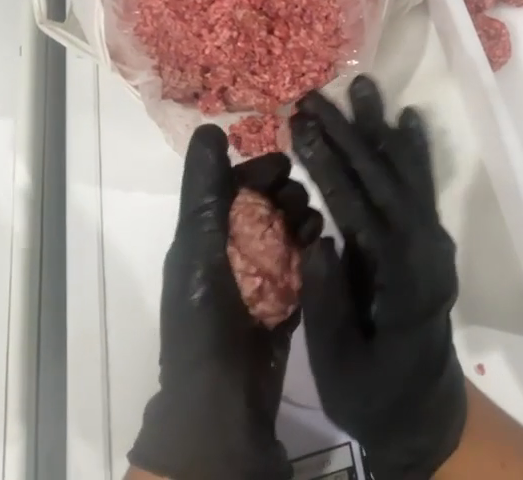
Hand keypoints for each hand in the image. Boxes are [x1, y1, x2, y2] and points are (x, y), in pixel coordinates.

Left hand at [128, 126, 321, 479]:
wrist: (224, 395)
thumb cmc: (205, 312)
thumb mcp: (199, 244)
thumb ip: (204, 189)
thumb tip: (209, 128)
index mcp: (205, 233)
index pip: (236, 184)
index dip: (259, 170)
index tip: (285, 165)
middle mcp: (233, 248)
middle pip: (267, 203)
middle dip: (285, 194)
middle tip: (299, 200)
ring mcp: (261, 273)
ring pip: (289, 228)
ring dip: (302, 218)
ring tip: (312, 222)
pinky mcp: (285, 296)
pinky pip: (303, 260)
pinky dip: (312, 247)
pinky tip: (322, 244)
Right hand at [292, 77, 467, 479]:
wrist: (422, 410)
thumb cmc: (372, 393)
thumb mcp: (339, 362)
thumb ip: (328, 302)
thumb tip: (317, 237)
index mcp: (399, 277)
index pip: (357, 206)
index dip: (328, 164)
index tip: (301, 125)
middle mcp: (424, 248)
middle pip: (383, 178)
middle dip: (349, 134)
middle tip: (316, 96)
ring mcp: (433, 240)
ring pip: (406, 173)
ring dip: (381, 128)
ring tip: (363, 86)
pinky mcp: (431, 240)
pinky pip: (422, 186)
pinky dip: (415, 149)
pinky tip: (408, 119)